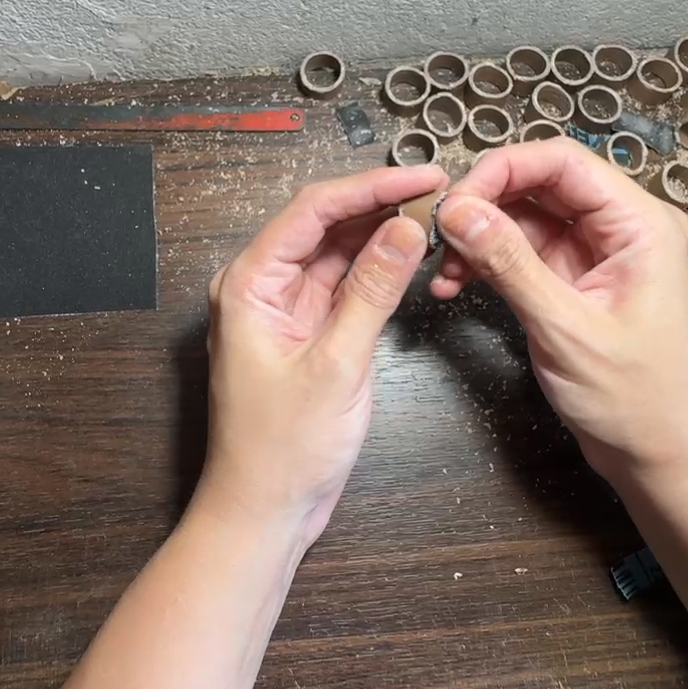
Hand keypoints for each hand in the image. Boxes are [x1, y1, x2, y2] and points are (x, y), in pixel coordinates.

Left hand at [199, 164, 448, 546]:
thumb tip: (407, 228)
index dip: (370, 187)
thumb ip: (372, 291)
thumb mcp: (336, 364)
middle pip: (323, 225)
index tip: (423, 177)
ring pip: (336, 253)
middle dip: (379, 205)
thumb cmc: (283, 448)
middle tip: (439, 193)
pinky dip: (374, 270)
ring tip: (433, 215)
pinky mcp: (305, 331)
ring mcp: (284, 308)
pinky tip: (407, 255)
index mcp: (248, 283)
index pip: (311, 210)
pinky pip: (342, 286)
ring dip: (380, 234)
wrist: (264, 511)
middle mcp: (261, 286)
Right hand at [429, 138, 687, 484]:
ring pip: (524, 221)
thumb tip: (456, 210)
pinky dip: (487, 266)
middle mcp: (619, 228)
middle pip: (539, 187)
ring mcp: (594, 256)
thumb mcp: (565, 327)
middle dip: (483, 206)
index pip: (562, 163)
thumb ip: (510, 263)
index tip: (451, 202)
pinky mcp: (573, 282)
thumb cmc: (634, 398)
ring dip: (478, 240)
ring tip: (441, 272)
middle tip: (436, 237)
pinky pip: (521, 256)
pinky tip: (453, 286)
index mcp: (639, 223)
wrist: (661, 459)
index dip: (501, 170)